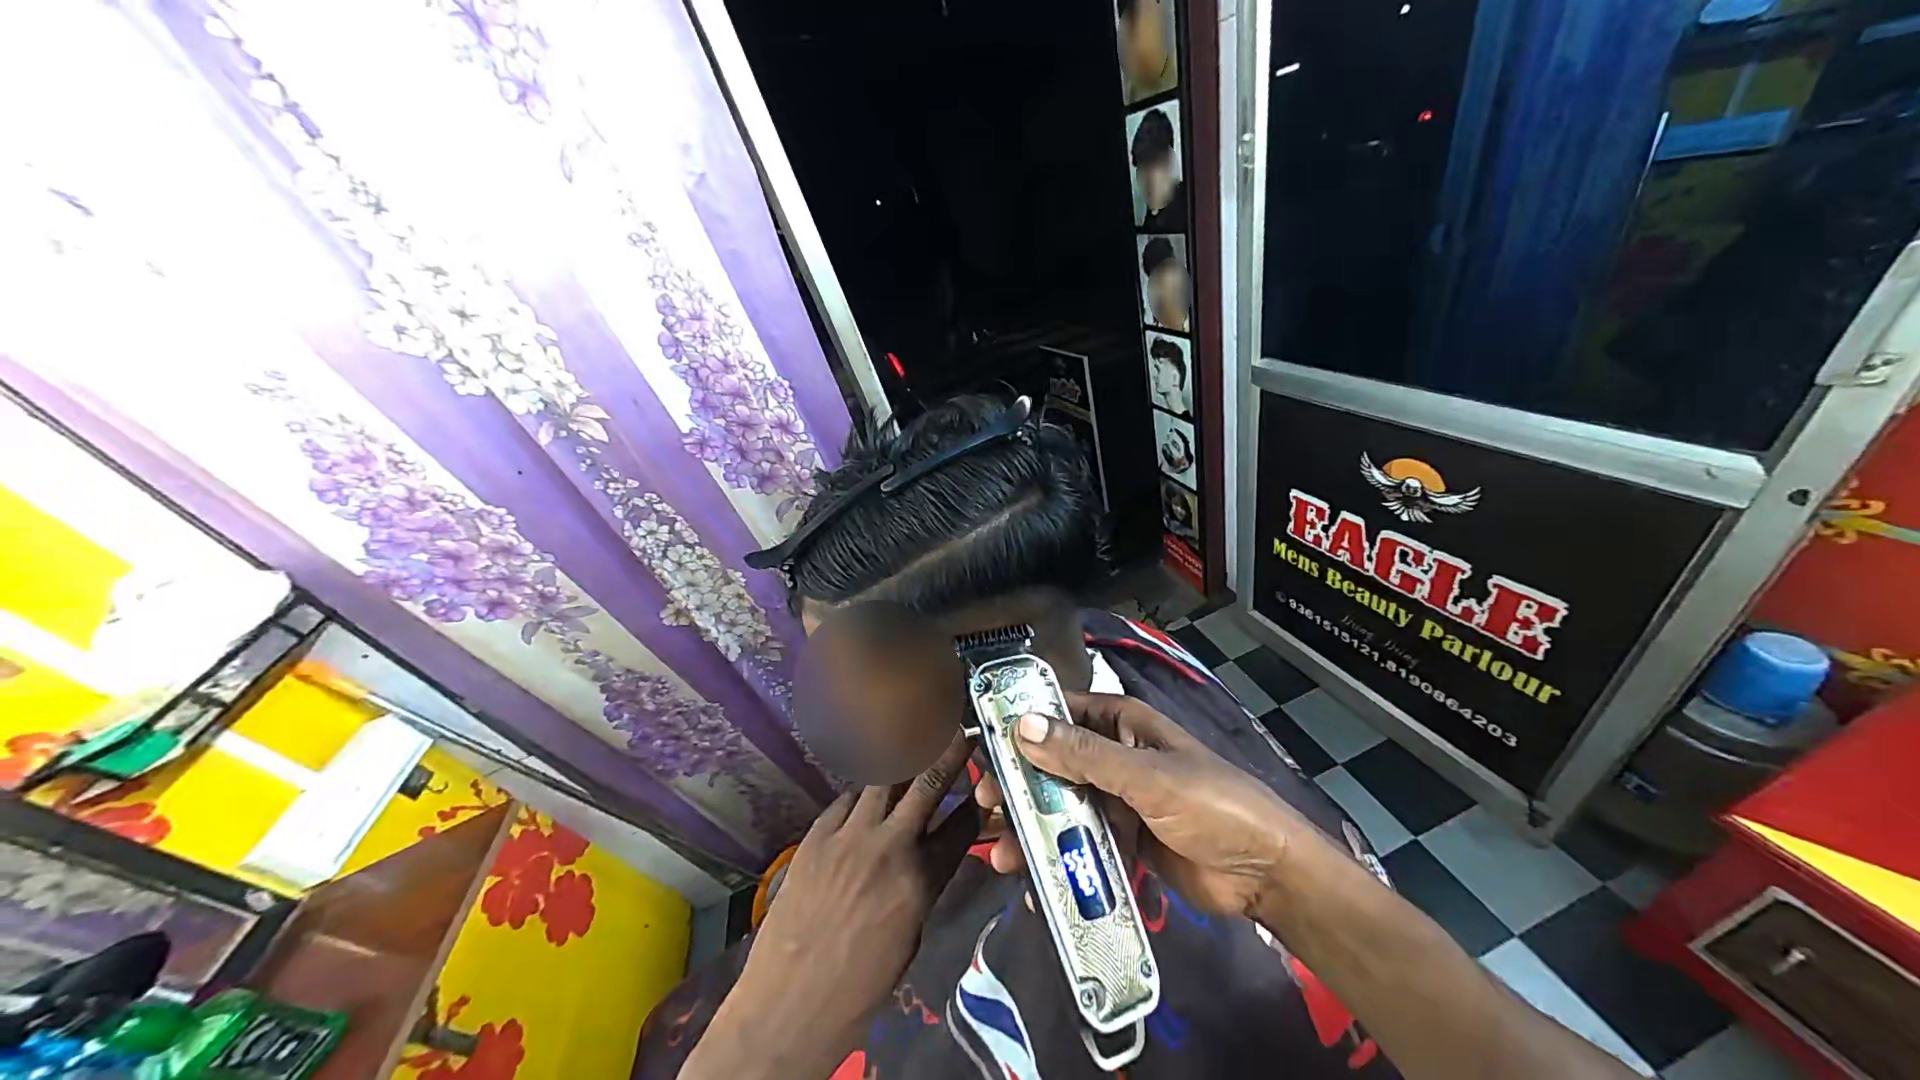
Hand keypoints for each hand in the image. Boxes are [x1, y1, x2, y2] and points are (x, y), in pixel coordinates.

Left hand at [703, 732, 976, 1077]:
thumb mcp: (911, 936)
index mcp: (921, 881)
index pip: (960, 827)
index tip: (983, 787)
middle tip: (961, 730)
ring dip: (903, 760)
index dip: (976, 803)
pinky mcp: (817, 835)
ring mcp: (850, 836)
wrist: (790, 1001)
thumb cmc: (860, 984)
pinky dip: (862, 793)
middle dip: (950, 752)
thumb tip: (934, 854)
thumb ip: (925, 885)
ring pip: (883, 779)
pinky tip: (867, 794)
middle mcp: (890, 847)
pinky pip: (846, 799)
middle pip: (928, 784)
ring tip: (914, 741)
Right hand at [975, 692, 1305, 918]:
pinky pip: (1079, 842)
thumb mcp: (1146, 776)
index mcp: (1123, 725)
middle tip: (986, 802)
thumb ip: (1084, 756)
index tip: (985, 742)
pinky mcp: (1122, 840)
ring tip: (1002, 851)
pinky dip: (1055, 856)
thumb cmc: (1211, 804)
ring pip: (1061, 806)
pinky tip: (1030, 876)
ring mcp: (1118, 801)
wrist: (1266, 873)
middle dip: (1019, 783)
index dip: (1023, 722)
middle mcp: (1115, 757)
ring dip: (1031, 825)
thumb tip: (1022, 726)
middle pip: (1054, 763)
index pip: (1063, 712)